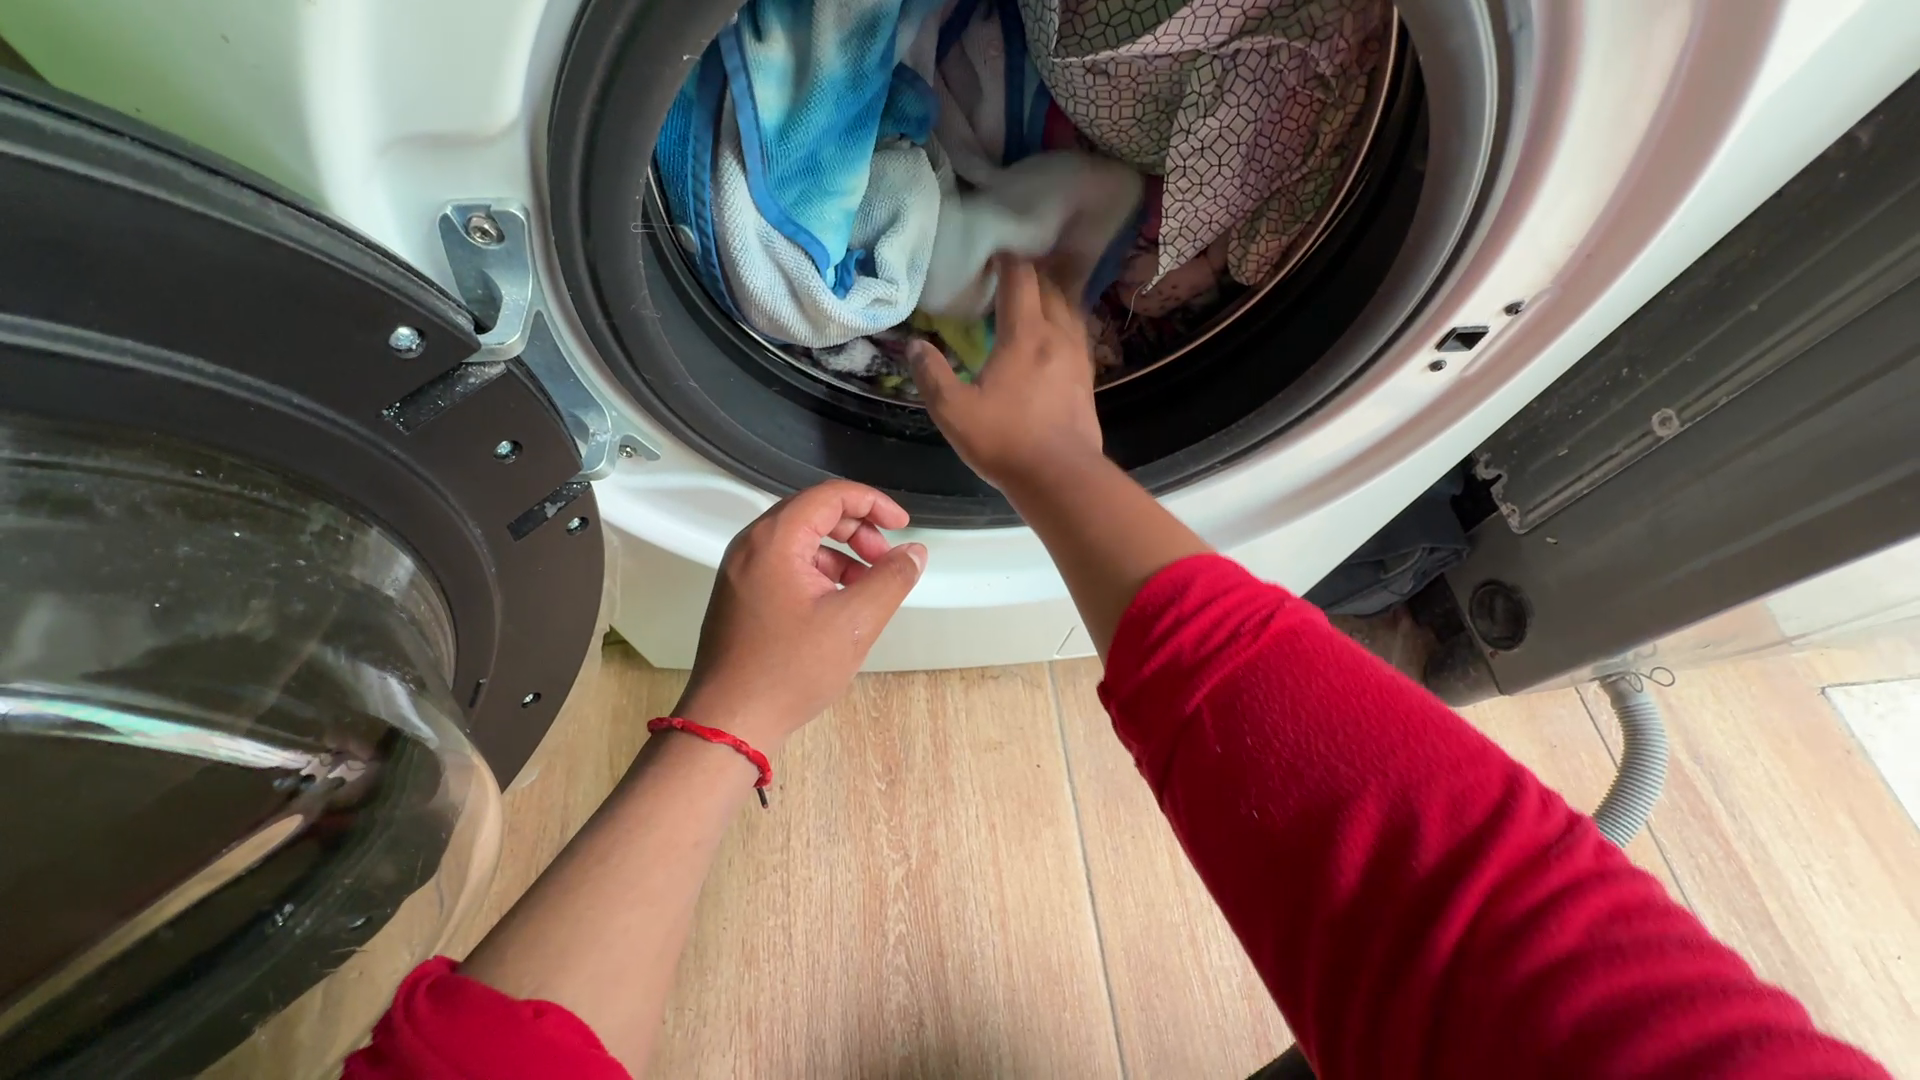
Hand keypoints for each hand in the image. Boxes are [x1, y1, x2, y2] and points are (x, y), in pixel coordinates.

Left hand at [673, 481, 926, 750]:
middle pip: (813, 512)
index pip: (830, 495)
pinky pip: (786, 564)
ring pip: (801, 540)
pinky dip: (819, 571)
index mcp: (774, 540)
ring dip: (841, 552)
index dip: (873, 503)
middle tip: (887, 560)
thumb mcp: (854, 623)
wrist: (730, 722)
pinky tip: (839, 603)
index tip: (903, 525)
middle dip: (858, 529)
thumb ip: (891, 579)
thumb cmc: (790, 670)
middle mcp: (751, 545)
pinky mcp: (740, 594)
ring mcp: (741, 570)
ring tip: (867, 586)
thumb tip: (914, 552)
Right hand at [909, 255, 1104, 488]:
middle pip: (1052, 287)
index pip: (1021, 279)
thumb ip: (932, 375)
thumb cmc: (1004, 442)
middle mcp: (1057, 336)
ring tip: (1036, 297)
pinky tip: (1054, 338)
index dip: (1007, 262)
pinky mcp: (1087, 380)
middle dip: (1033, 273)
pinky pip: (1078, 335)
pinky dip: (1065, 323)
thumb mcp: (953, 412)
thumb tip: (915, 346)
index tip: (995, 258)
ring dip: (1054, 296)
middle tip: (1012, 274)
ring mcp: (1078, 358)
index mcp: (1025, 335)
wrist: (1060, 477)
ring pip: (1071, 310)